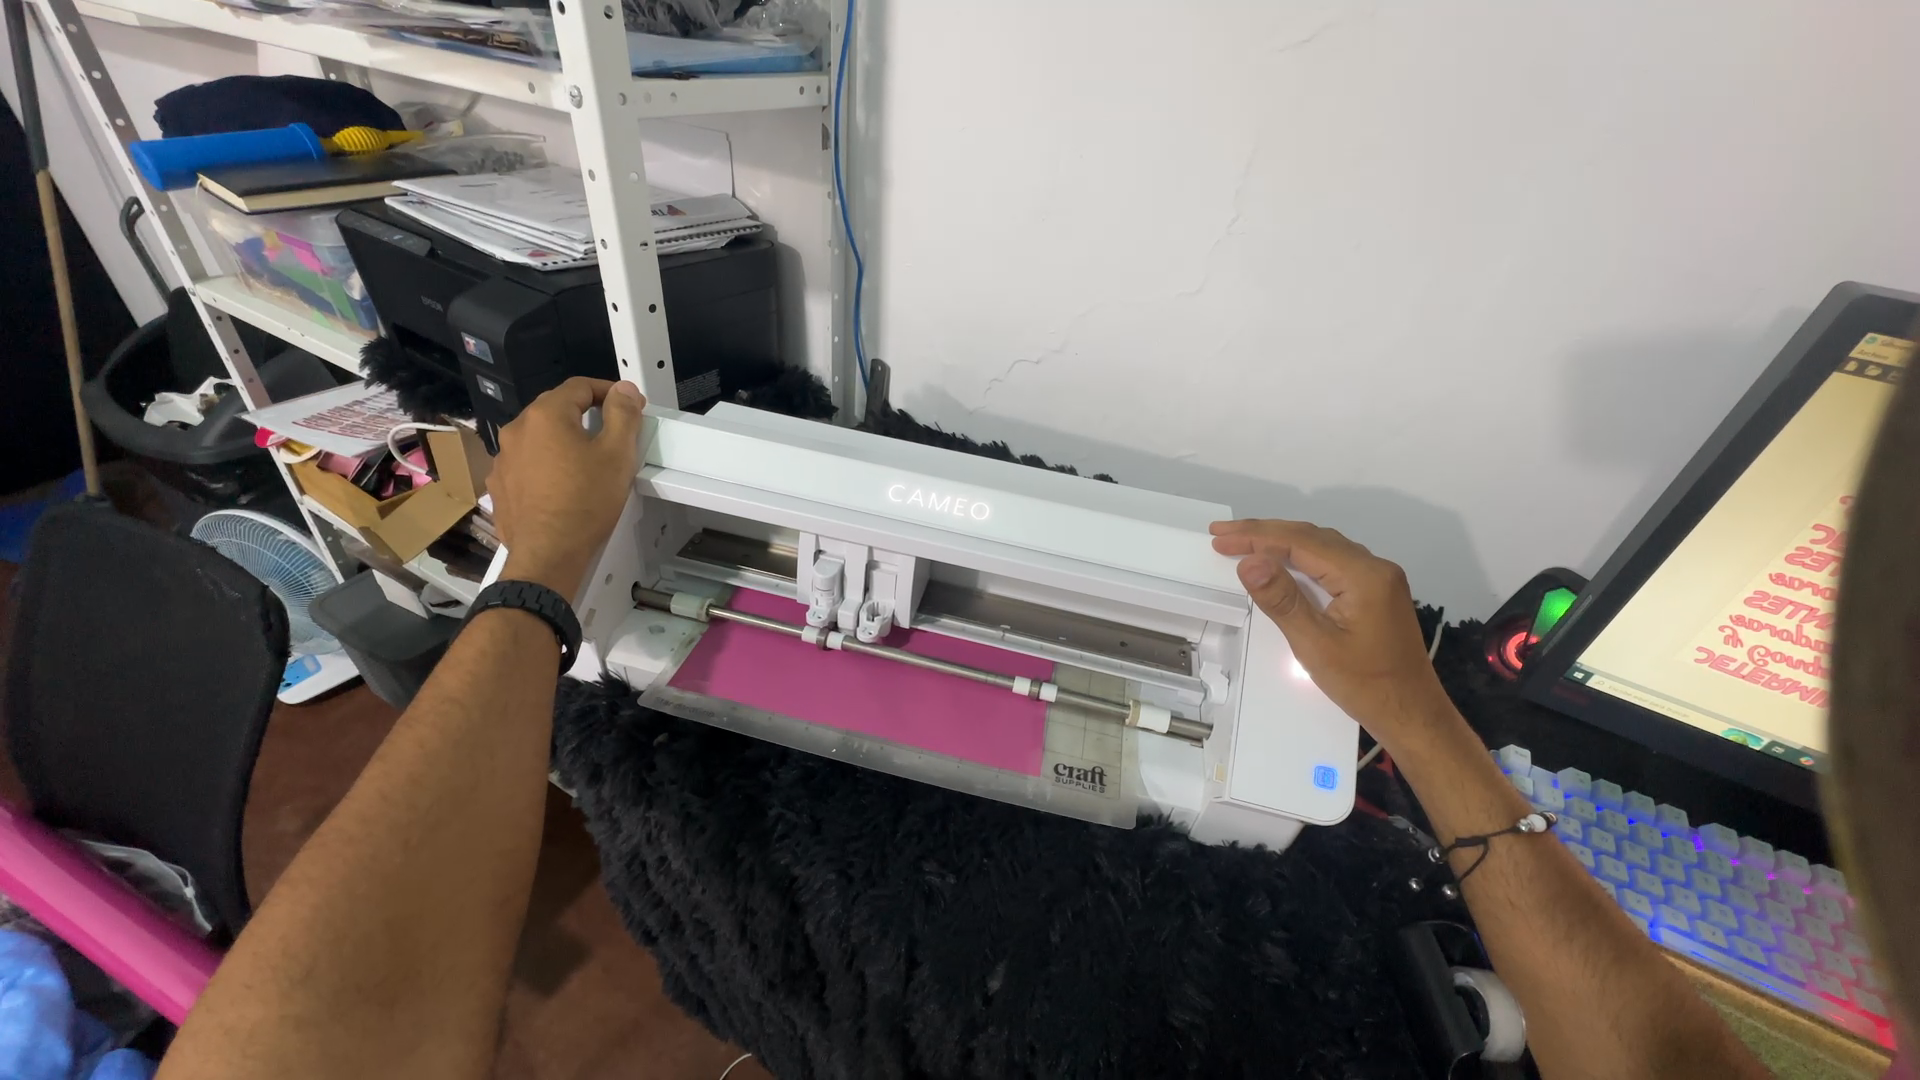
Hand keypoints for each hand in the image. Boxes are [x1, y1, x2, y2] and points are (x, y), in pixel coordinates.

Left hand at [489, 378, 644, 597]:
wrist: (548, 553)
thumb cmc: (587, 501)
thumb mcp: (618, 454)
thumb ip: (624, 414)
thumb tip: (625, 389)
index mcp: (546, 415)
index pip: (579, 386)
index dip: (609, 391)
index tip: (630, 406)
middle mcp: (517, 429)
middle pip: (555, 409)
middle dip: (585, 414)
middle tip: (612, 433)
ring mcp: (503, 458)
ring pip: (539, 437)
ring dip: (563, 440)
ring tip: (587, 463)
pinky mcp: (499, 485)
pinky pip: (526, 463)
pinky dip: (546, 464)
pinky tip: (561, 485)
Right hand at [1209, 519, 1451, 748]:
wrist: (1411, 713)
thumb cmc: (1364, 684)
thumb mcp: (1314, 644)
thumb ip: (1282, 600)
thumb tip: (1249, 561)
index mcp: (1363, 575)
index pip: (1300, 542)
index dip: (1255, 537)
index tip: (1219, 538)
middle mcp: (1374, 567)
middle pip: (1311, 536)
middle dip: (1264, 532)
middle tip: (1223, 533)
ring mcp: (1378, 578)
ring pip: (1322, 545)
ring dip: (1281, 539)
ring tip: (1243, 541)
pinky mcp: (1376, 590)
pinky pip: (1332, 559)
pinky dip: (1300, 554)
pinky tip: (1280, 560)